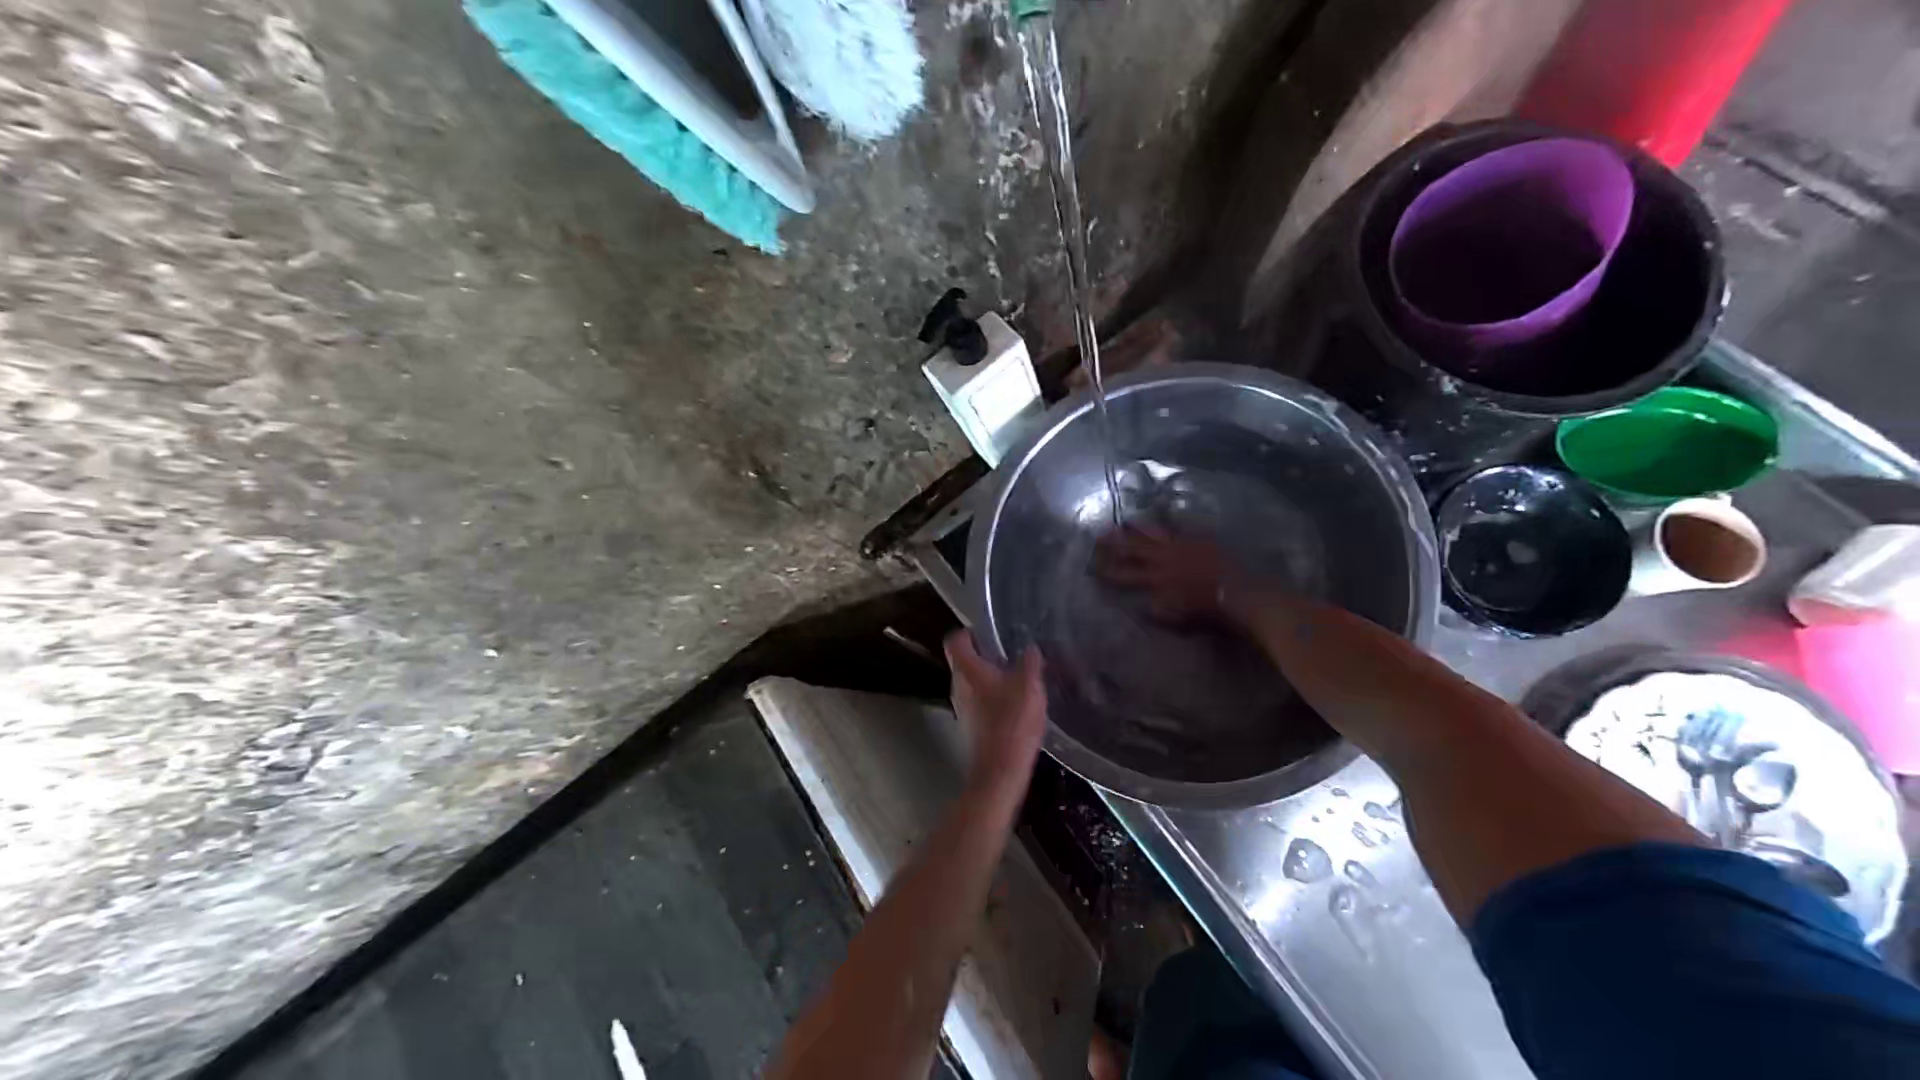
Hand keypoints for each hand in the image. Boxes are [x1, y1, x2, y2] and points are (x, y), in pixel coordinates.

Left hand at [945, 632, 1047, 795]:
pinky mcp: (970, 725)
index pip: (955, 639)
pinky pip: (978, 701)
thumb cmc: (1012, 721)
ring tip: (1017, 679)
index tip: (989, 633)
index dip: (970, 632)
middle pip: (963, 660)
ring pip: (972, 682)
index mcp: (966, 669)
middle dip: (985, 655)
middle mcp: (957, 685)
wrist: (1000, 770)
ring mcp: (961, 707)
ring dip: (990, 678)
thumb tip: (1030, 648)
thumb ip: (1029, 662)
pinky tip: (1015, 705)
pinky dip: (992, 697)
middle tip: (1010, 654)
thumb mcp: (1029, 686)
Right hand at [1096, 524, 1243, 620]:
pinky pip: (1177, 523)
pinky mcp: (1195, 537)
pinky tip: (1160, 505)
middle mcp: (1162, 559)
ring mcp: (1179, 545)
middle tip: (1099, 535)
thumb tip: (1140, 607)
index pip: (1125, 575)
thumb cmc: (1206, 608)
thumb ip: (1157, 611)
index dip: (1108, 571)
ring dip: (1135, 527)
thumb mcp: (1178, 616)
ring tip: (1123, 521)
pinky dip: (1167, 515)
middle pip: (1133, 549)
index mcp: (1155, 580)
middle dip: (1114, 543)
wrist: (1237, 590)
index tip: (1093, 567)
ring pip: (1151, 533)